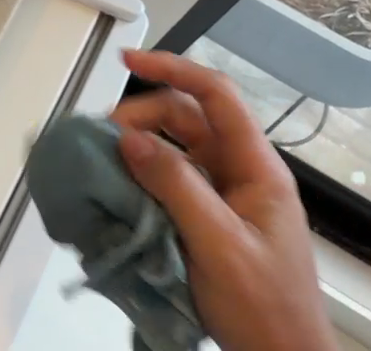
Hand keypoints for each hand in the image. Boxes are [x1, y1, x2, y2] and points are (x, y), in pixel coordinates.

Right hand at [110, 50, 336, 350]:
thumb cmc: (265, 309)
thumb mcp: (220, 246)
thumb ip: (176, 188)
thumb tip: (129, 138)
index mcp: (256, 167)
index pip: (216, 95)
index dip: (173, 69)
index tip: (127, 62)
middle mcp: (240, 171)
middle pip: (187, 118)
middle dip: (144, 116)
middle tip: (104, 138)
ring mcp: (224, 195)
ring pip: (175, 148)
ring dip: (139, 146)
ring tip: (104, 159)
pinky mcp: (207, 218)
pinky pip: (170, 181)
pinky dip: (141, 177)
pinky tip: (118, 187)